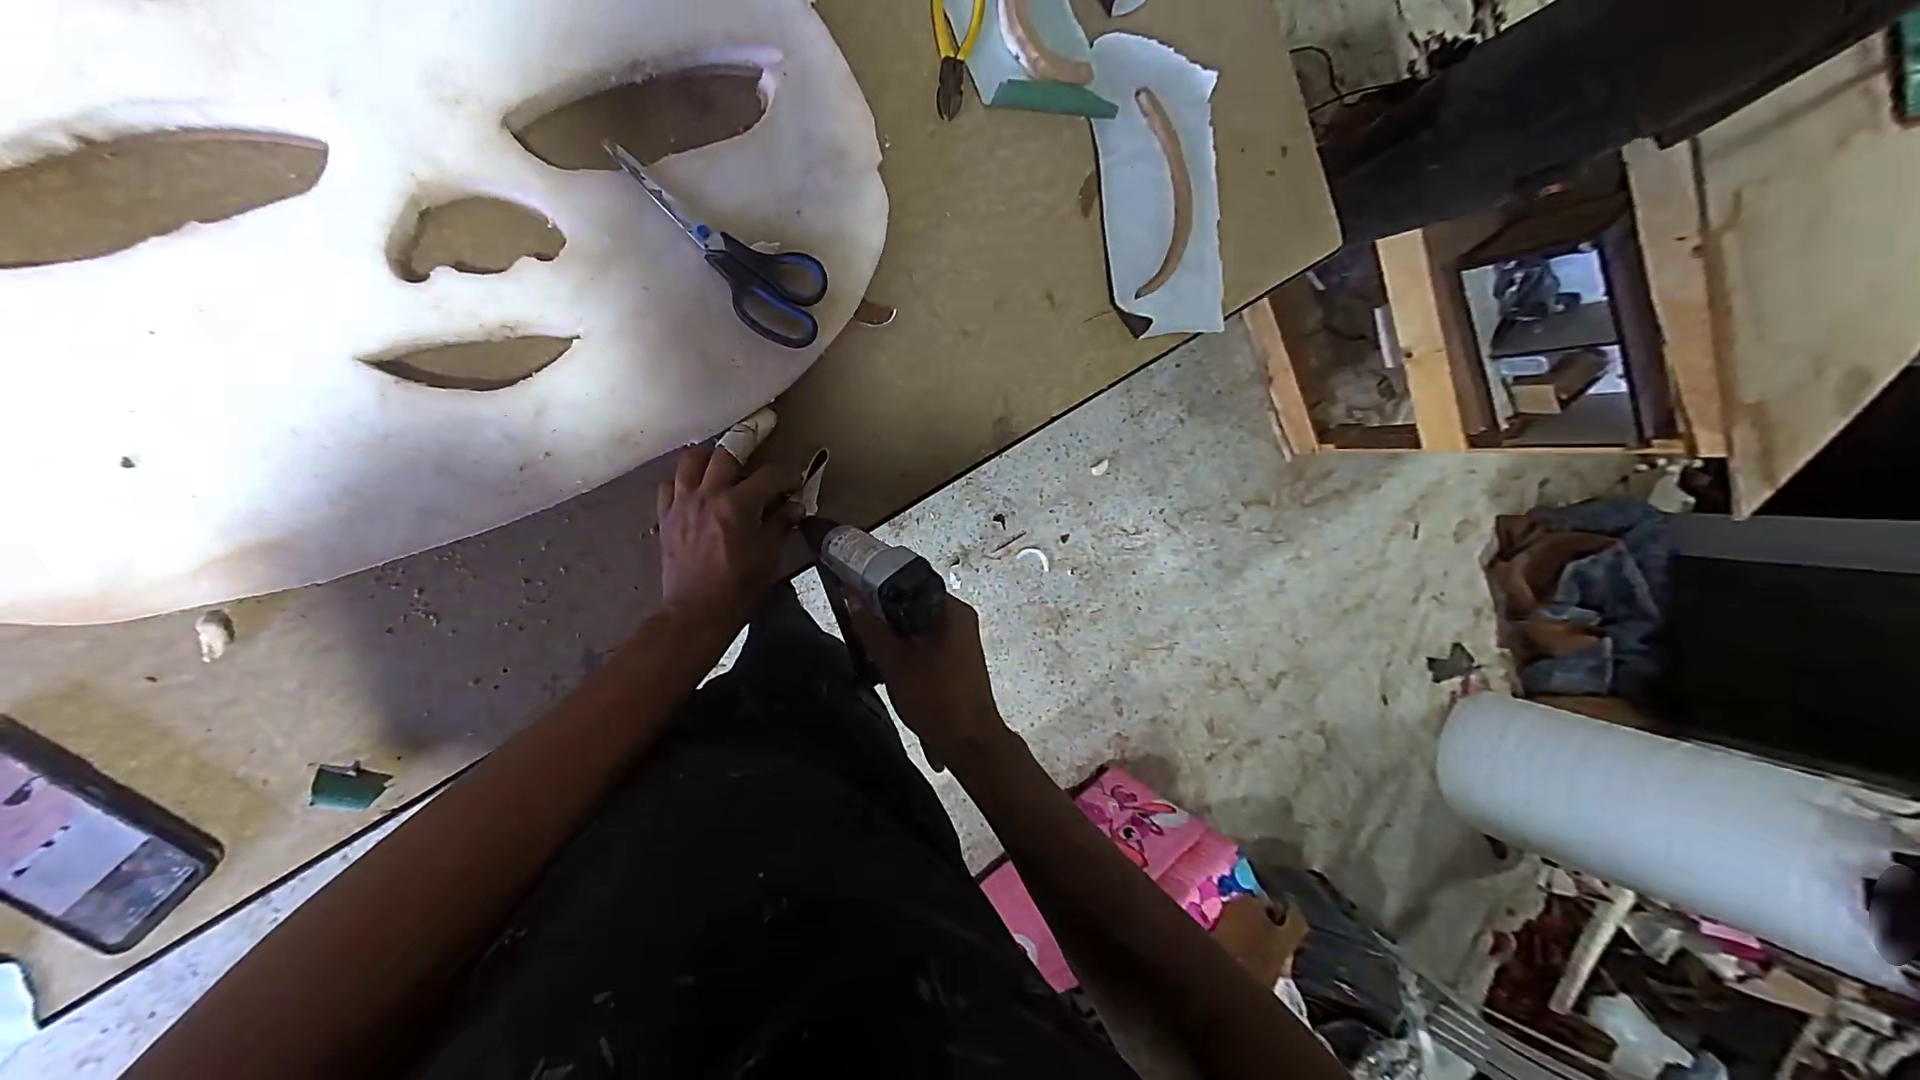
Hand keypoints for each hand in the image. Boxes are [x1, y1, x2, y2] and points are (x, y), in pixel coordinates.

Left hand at [656, 444, 801, 639]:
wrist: (697, 611)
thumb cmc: (739, 586)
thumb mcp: (768, 554)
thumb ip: (780, 523)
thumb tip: (794, 506)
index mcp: (737, 505)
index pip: (769, 475)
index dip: (787, 474)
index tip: (795, 480)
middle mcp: (707, 495)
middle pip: (726, 452)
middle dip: (748, 442)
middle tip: (761, 438)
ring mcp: (682, 504)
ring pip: (691, 461)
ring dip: (710, 454)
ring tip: (722, 458)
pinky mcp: (666, 517)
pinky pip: (669, 485)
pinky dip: (683, 479)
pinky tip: (695, 487)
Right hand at [847, 595, 1011, 764]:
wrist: (968, 741)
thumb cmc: (934, 697)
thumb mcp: (894, 661)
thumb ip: (871, 628)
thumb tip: (853, 596)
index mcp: (951, 610)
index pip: (909, 582)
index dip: (878, 587)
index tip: (853, 597)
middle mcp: (959, 617)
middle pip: (912, 603)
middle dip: (884, 615)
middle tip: (858, 627)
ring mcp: (960, 638)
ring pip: (917, 624)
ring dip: (893, 634)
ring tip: (869, 648)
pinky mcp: (957, 656)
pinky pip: (926, 640)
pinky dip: (907, 647)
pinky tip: (889, 663)